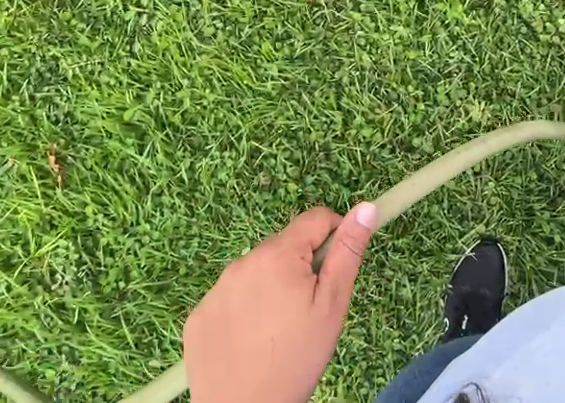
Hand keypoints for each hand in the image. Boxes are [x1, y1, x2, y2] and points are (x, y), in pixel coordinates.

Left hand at [183, 202, 377, 402]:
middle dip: (300, 267)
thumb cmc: (297, 358)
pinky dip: (244, 309)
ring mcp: (215, 290)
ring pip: (257, 272)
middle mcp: (243, 262)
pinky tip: (251, 340)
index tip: (334, 271)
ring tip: (279, 328)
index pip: (315, 219)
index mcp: (278, 254)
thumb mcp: (333, 304)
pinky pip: (231, 298)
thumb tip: (365, 206)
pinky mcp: (198, 316)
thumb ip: (348, 251)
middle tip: (307, 309)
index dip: (333, 237)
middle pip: (285, 247)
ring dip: (272, 286)